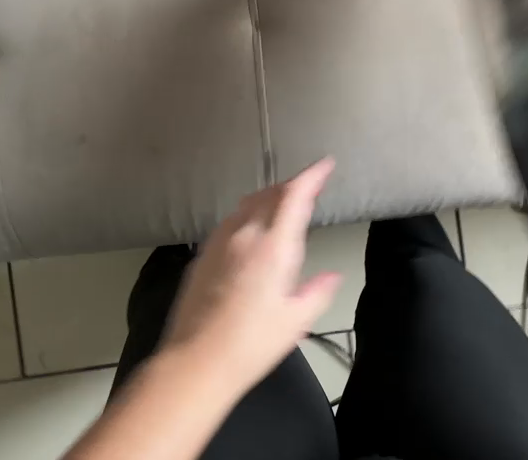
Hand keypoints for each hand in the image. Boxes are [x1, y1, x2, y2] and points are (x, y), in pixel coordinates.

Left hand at [162, 158, 342, 397]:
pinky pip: (231, 220)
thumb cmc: (250, 345)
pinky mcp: (203, 254)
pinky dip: (249, 212)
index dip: (312, 176)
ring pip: (248, 203)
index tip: (325, 165)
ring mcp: (220, 242)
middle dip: (293, 185)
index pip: (294, 195)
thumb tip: (332, 276)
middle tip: (310, 188)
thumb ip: (317, 292)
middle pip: (271, 194)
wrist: (195, 362)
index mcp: (272, 247)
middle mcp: (245, 235)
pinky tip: (252, 229)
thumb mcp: (295, 321)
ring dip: (270, 197)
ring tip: (283, 204)